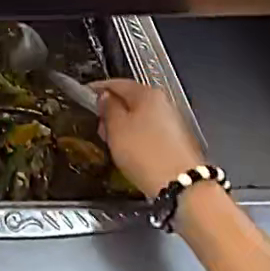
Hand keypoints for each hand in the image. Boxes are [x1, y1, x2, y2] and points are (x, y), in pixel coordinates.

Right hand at [94, 78, 207, 198]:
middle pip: (130, 100)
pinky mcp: (177, 143)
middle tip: (98, 124)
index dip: (98, 89)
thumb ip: (108, 108)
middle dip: (111, 111)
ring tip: (112, 143)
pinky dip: (137, 140)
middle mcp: (164, 104)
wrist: (182, 187)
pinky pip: (150, 134)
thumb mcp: (116, 128)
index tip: (87, 95)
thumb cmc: (149, 156)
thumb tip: (105, 98)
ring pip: (140, 118)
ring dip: (123, 127)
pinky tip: (130, 153)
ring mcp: (172, 124)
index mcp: (148, 94)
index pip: (117, 83)